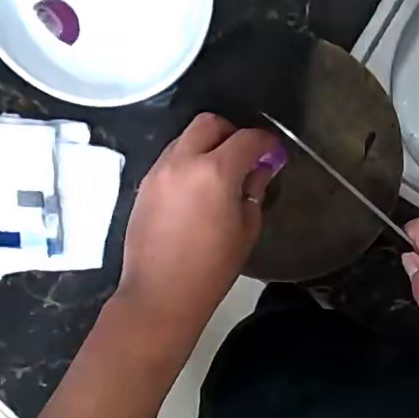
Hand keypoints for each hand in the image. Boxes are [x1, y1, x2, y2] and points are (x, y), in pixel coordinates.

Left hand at [116, 113, 282, 335]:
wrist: (161, 294)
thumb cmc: (211, 268)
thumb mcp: (246, 230)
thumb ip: (253, 192)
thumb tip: (259, 171)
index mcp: (215, 172)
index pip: (247, 139)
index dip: (266, 141)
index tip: (274, 151)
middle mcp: (183, 162)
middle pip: (210, 124)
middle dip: (233, 133)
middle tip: (246, 155)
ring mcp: (158, 171)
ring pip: (185, 138)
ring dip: (207, 145)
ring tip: (221, 172)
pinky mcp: (144, 185)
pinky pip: (170, 158)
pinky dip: (188, 161)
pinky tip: (198, 187)